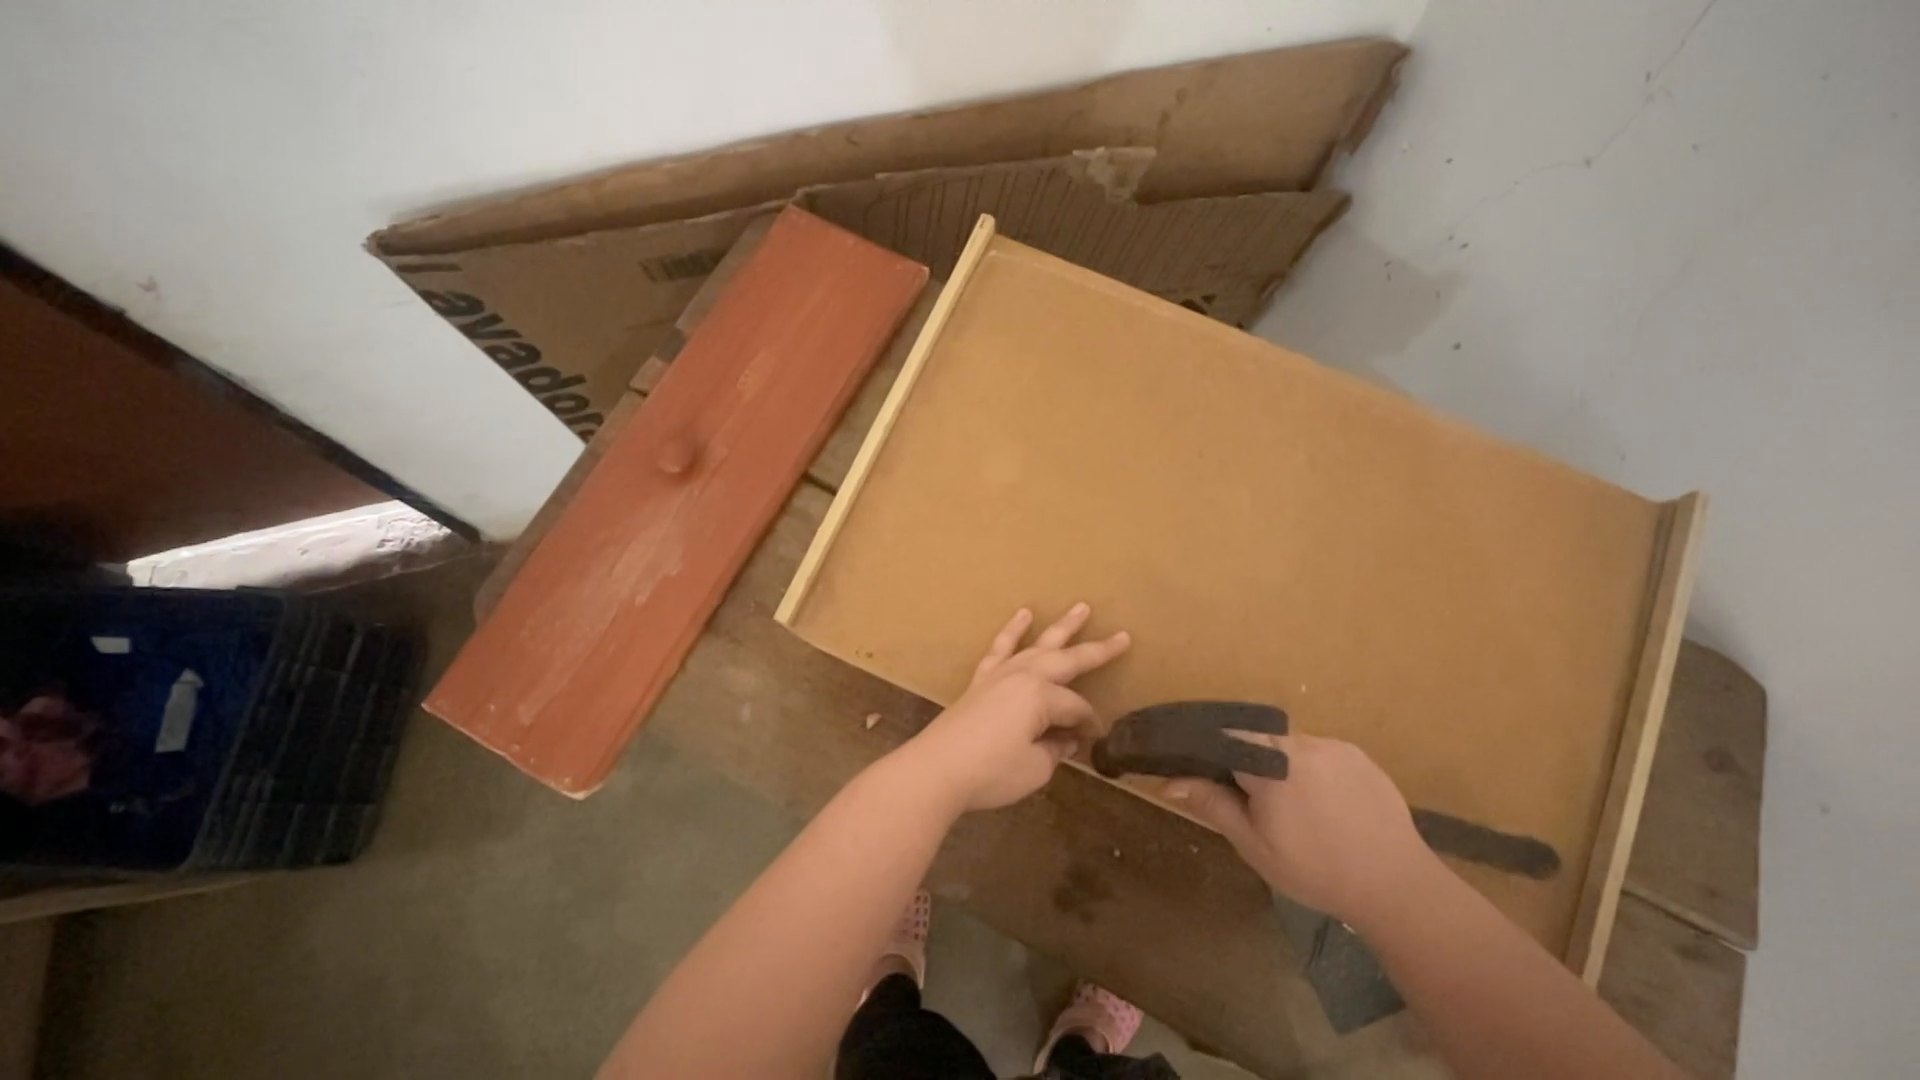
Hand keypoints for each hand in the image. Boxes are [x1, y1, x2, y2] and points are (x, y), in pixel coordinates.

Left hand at [890, 603, 1129, 814]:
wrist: (936, 770)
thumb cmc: (990, 772)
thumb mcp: (1035, 768)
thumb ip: (1056, 750)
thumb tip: (1067, 740)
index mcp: (1041, 696)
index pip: (1076, 707)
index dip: (1089, 725)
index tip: (1095, 741)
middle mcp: (1023, 676)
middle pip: (1067, 661)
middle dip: (1096, 651)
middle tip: (1122, 637)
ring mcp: (999, 674)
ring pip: (1037, 644)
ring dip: (1060, 627)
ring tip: (1080, 607)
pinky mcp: (980, 681)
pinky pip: (1000, 648)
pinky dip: (1012, 631)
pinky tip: (1022, 615)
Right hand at [1166, 734, 1438, 929]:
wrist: (1396, 885)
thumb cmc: (1316, 870)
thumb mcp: (1255, 845)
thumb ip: (1213, 805)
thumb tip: (1168, 782)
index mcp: (1272, 763)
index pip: (1225, 735)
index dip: (1209, 748)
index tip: (1201, 771)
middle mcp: (1303, 743)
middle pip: (1258, 737)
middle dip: (1247, 761)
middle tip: (1249, 800)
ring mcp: (1335, 746)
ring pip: (1289, 744)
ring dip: (1279, 765)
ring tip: (1290, 808)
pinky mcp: (1359, 756)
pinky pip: (1319, 752)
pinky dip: (1309, 770)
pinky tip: (1321, 805)